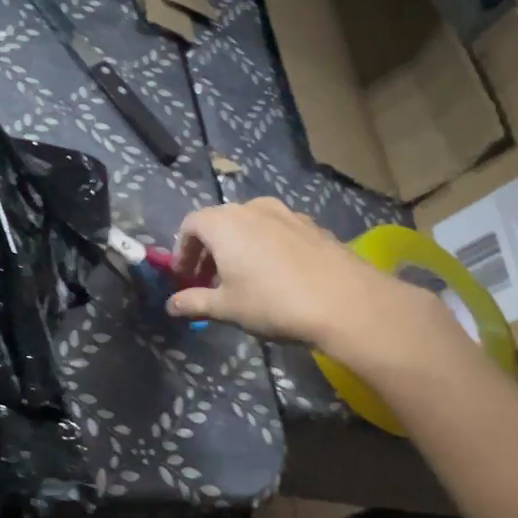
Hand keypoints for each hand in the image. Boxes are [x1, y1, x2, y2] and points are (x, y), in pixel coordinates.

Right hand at [166, 198, 443, 360]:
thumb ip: (194, 302)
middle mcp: (252, 210)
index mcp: (224, 224)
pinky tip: (276, 274)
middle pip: (220, 222)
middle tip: (209, 280)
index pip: (190, 225)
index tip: (184, 277)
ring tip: (242, 275)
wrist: (345, 303)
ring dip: (238, 245)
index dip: (182, 251)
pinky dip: (266, 245)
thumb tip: (171, 305)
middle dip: (209, 249)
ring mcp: (287, 214)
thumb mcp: (225, 308)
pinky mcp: (313, 226)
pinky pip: (277, 230)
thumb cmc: (272, 303)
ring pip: (250, 224)